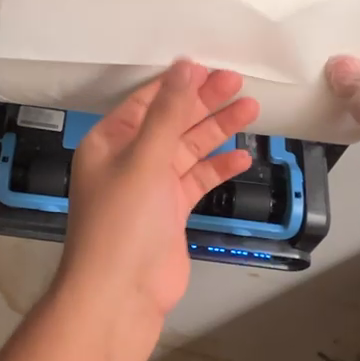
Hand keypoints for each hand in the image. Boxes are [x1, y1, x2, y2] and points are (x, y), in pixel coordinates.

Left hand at [60, 60, 259, 315]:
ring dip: (216, 130)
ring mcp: (150, 187)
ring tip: (251, 107)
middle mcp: (127, 160)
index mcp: (108, 141)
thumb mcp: (144, 159)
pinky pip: (196, 180)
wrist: (120, 293)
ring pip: (187, 149)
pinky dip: (217, 168)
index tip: (210, 67)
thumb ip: (168, 113)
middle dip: (203, 102)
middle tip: (238, 81)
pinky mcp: (169, 211)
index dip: (178, 84)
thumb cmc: (122, 222)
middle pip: (170, 122)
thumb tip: (184, 67)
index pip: (146, 102)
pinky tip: (242, 156)